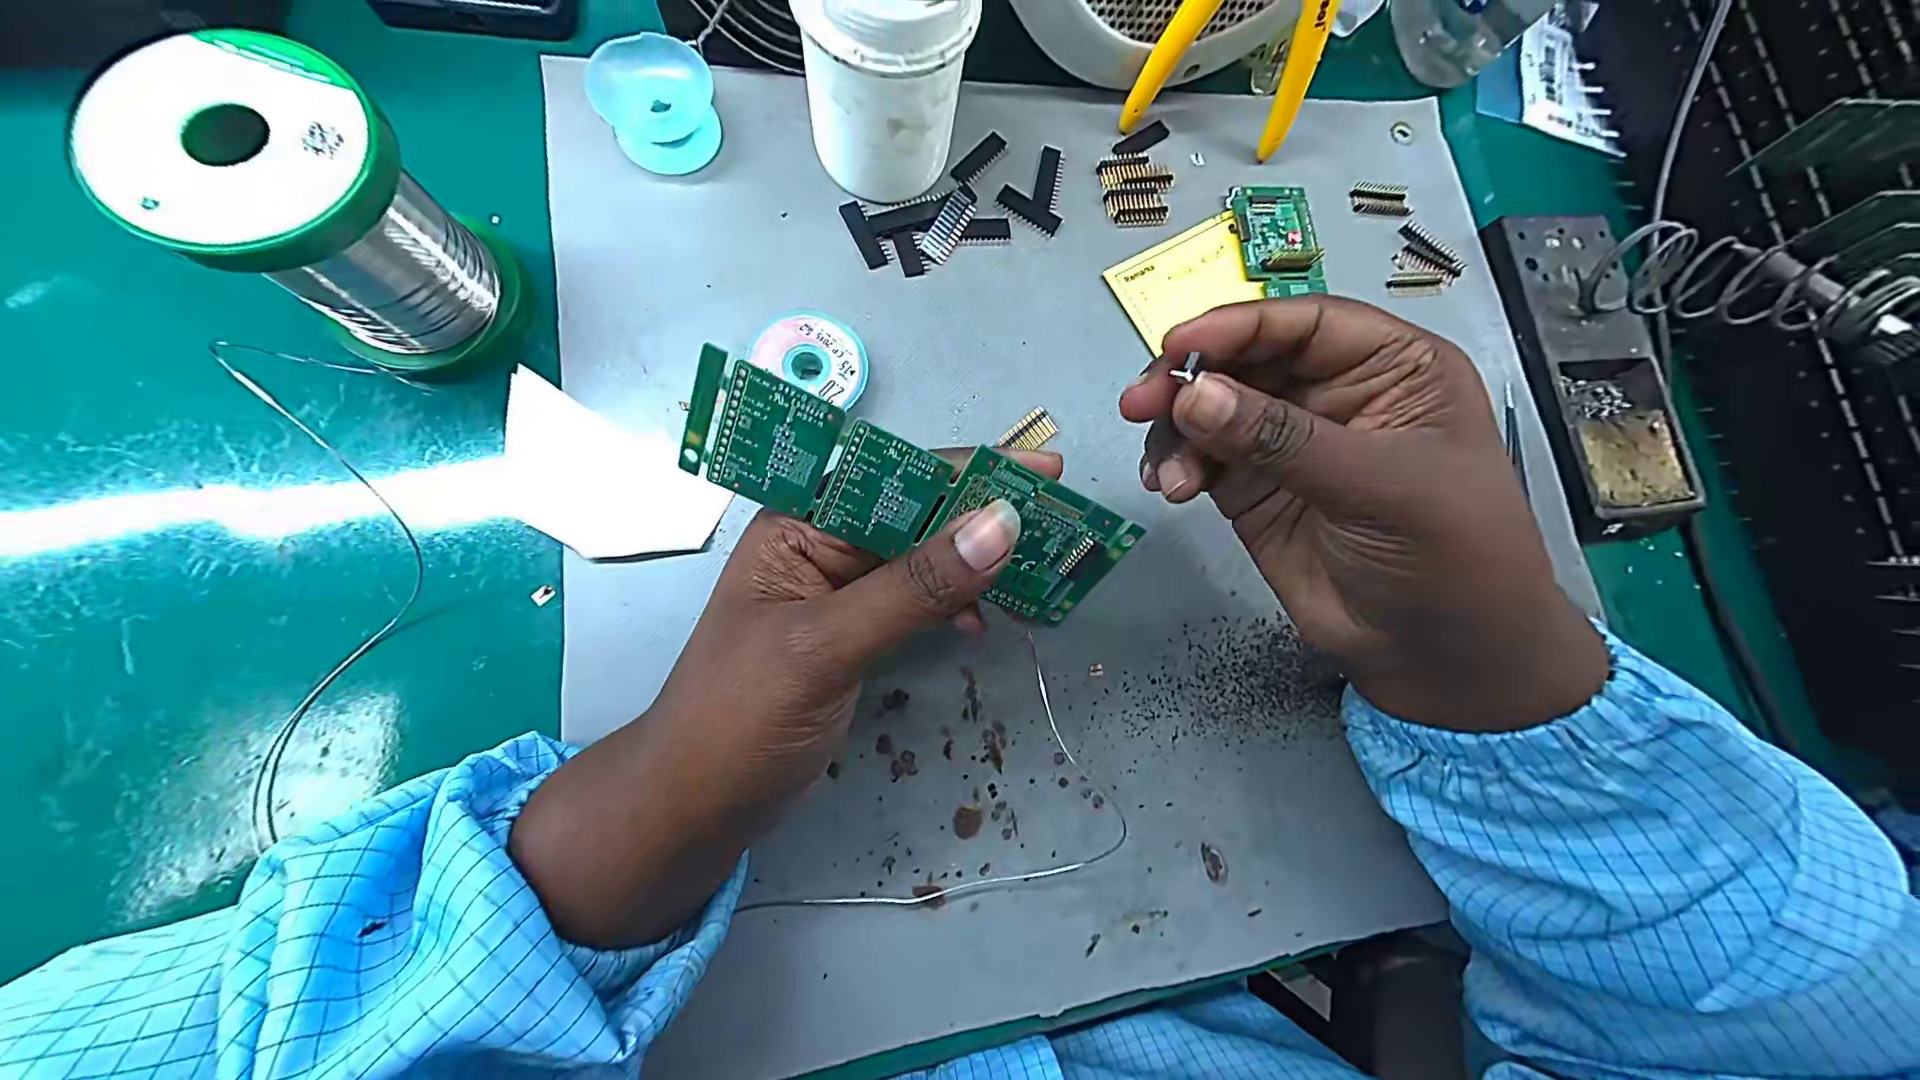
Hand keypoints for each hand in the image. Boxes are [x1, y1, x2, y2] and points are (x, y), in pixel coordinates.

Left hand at [511, 450, 1059, 946]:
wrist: (695, 807)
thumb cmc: (739, 720)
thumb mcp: (825, 648)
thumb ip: (912, 588)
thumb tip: (999, 526)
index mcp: (799, 527)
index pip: (893, 481)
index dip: (968, 473)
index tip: (1041, 472)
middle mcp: (823, 547)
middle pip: (917, 516)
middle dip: (984, 517)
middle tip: (1056, 519)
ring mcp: (842, 591)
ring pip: (924, 560)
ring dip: (977, 565)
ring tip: (1037, 571)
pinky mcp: (857, 632)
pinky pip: (918, 601)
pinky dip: (955, 606)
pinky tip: (981, 623)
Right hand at [1120, 297, 1605, 730]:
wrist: (1431, 651)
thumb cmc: (1444, 554)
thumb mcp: (1376, 485)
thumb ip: (1281, 439)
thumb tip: (1191, 396)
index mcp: (1387, 368)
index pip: (1303, 325)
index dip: (1237, 327)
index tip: (1175, 346)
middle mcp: (1328, 394)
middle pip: (1241, 362)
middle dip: (1186, 380)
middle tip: (1137, 405)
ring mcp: (1281, 442)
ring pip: (1208, 410)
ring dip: (1174, 434)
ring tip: (1169, 478)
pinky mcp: (1248, 485)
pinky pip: (1197, 457)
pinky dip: (1174, 465)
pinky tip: (1171, 488)